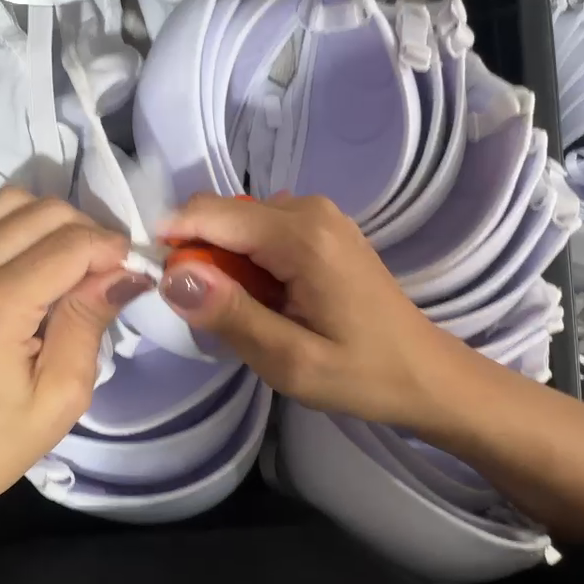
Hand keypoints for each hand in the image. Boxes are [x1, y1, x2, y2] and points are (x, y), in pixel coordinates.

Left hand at [0, 188, 145, 566]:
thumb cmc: (0, 440)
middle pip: (43, 212)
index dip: (111, 250)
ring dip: (56, 224)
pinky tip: (42, 263)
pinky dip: (26, 226)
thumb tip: (126, 270)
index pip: (68, 245)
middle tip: (108, 273)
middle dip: (88, 233)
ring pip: (16, 201)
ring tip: (76, 265)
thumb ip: (90, 321)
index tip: (133, 273)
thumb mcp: (64, 395)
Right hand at [156, 194, 468, 428]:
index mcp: (302, 236)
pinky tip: (263, 300)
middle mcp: (308, 209)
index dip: (173, 241)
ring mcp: (318, 214)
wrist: (426, 375)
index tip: (156, 284)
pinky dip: (245, 261)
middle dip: (198, 256)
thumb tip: (171, 275)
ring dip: (222, 261)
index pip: (209, 214)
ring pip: (237, 222)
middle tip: (207, 315)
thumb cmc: (362, 375)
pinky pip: (260, 231)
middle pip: (222, 214)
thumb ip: (229, 314)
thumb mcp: (289, 361)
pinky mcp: (321, 227)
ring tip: (240, 313)